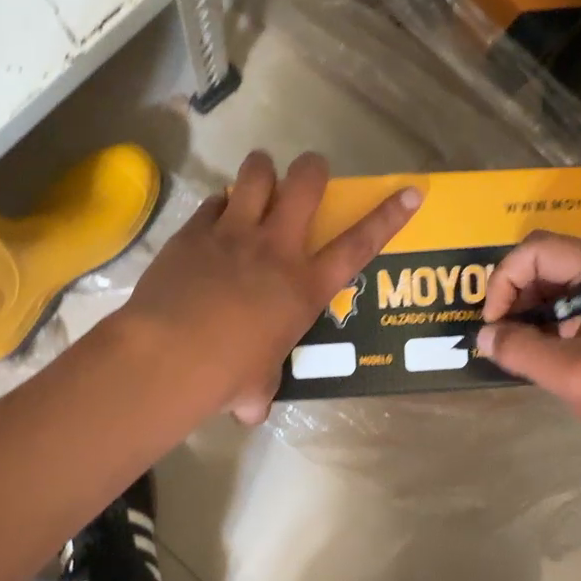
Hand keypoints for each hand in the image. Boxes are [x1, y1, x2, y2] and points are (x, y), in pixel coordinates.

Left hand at [120, 151, 420, 423]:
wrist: (170, 356)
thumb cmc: (226, 377)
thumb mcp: (256, 387)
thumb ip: (260, 389)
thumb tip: (251, 411)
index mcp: (305, 288)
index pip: (359, 245)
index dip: (388, 217)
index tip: (410, 191)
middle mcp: (276, 249)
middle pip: (306, 183)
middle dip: (313, 169)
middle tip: (309, 174)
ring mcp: (234, 234)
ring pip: (257, 173)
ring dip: (263, 170)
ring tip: (260, 178)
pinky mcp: (194, 231)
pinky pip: (214, 201)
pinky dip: (219, 205)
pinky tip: (213, 218)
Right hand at [476, 231, 580, 465]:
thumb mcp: (572, 375)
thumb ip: (521, 350)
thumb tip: (482, 335)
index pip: (539, 250)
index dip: (505, 281)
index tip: (493, 325)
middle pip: (544, 264)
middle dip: (513, 297)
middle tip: (499, 339)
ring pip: (553, 289)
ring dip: (526, 314)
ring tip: (514, 351)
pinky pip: (567, 312)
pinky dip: (544, 328)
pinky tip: (535, 356)